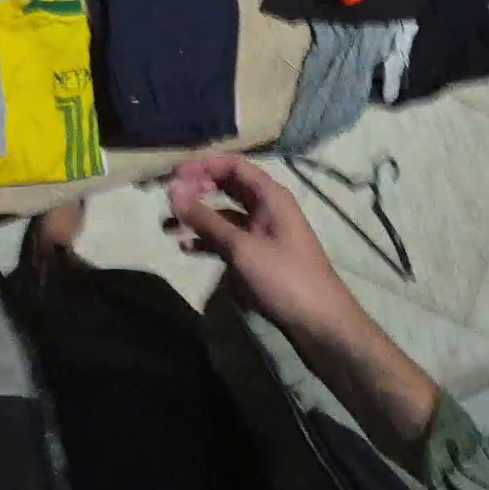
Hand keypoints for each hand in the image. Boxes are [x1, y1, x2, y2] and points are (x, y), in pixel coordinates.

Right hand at [169, 155, 358, 338]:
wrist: (321, 324)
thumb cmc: (284, 277)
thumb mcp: (241, 247)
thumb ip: (205, 219)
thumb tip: (172, 193)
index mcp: (269, 195)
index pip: (232, 166)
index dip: (201, 166)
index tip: (173, 177)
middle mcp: (266, 207)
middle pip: (227, 187)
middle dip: (196, 191)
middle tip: (169, 200)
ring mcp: (263, 231)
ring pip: (224, 214)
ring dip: (198, 217)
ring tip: (167, 227)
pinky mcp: (260, 254)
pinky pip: (229, 237)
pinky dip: (208, 240)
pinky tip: (187, 249)